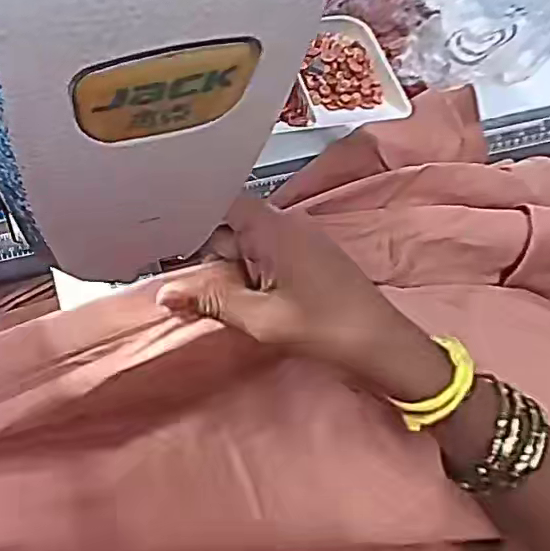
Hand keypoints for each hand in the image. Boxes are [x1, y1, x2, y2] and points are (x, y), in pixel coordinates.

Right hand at [156, 195, 454, 400]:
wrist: (385, 348)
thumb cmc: (327, 328)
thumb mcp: (261, 319)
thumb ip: (210, 301)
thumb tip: (164, 293)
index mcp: (273, 228)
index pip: (220, 203)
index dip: (191, 219)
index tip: (164, 243)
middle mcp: (285, 225)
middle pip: (227, 229)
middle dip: (206, 258)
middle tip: (185, 292)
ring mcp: (296, 242)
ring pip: (242, 248)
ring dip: (225, 273)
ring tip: (211, 302)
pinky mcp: (304, 261)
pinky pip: (260, 261)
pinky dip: (244, 279)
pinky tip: (238, 304)